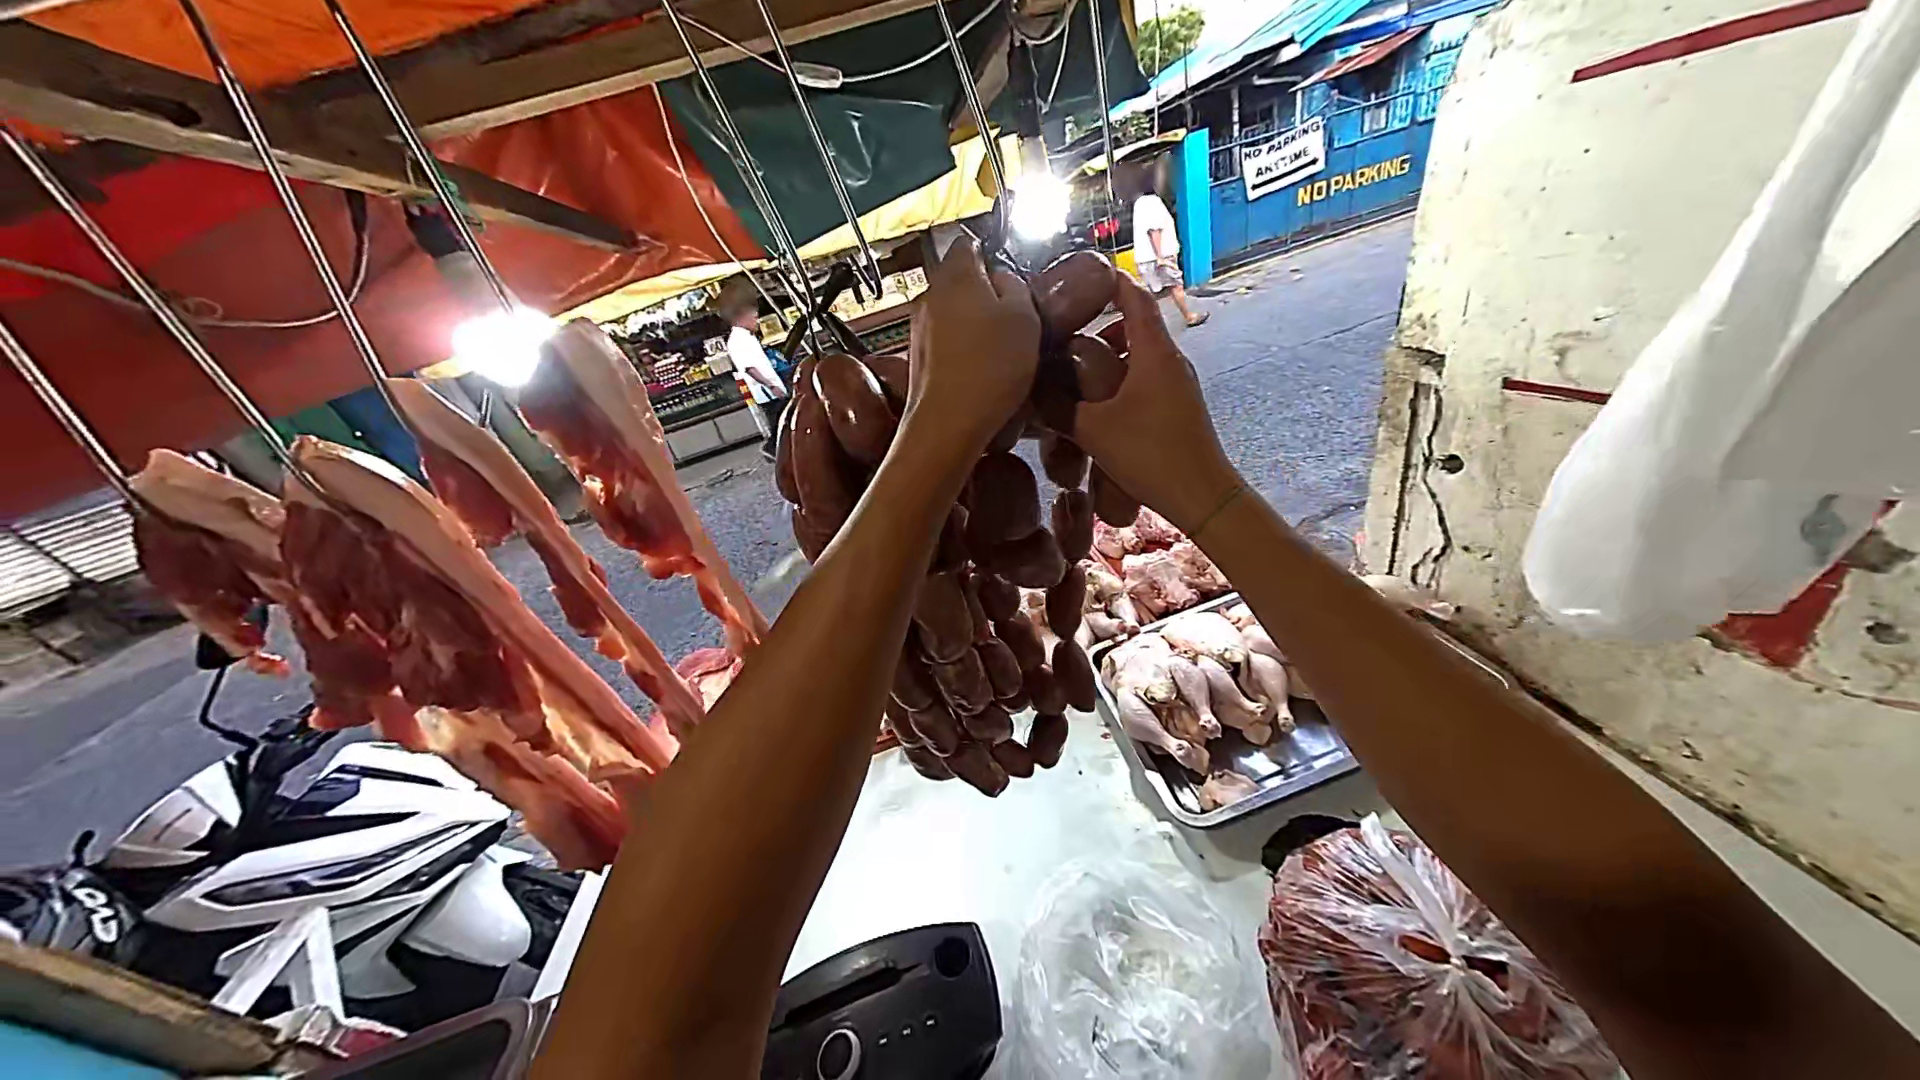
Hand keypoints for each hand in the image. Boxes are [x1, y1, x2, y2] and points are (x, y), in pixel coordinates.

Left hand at [904, 235, 1039, 453]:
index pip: (971, 243)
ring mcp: (920, 330)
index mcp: (956, 274)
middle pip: (963, 283)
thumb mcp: (1025, 317)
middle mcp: (930, 296)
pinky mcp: (920, 361)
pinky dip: (965, 354)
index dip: (994, 255)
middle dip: (989, 297)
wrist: (949, 423)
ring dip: (977, 327)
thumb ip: (1017, 287)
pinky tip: (984, 375)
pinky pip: (948, 346)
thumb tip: (1004, 281)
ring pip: (955, 316)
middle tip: (1017, 319)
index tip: (1012, 275)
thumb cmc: (988, 369)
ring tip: (1003, 353)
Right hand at [1074, 274, 1241, 533]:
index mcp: (1155, 353)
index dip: (1112, 282)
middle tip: (1070, 341)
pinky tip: (1102, 408)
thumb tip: (1031, 394)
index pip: (1136, 298)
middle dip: (1104, 327)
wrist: (1201, 495)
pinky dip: (1124, 379)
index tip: (1086, 277)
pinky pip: (1148, 379)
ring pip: (1142, 356)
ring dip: (1112, 358)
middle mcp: (1172, 361)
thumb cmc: (1149, 454)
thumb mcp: (1093, 430)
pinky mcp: (1180, 406)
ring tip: (1080, 378)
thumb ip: (1059, 409)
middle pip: (1138, 327)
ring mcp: (1180, 385)